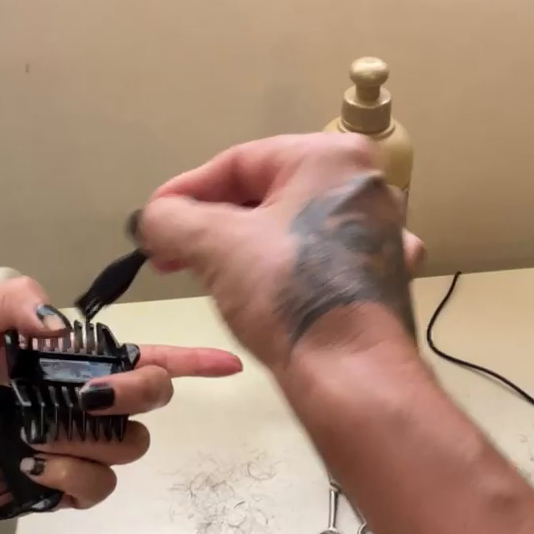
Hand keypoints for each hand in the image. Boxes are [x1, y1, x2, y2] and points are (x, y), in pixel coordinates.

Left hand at [0, 275, 240, 533]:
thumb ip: (11, 302)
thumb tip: (61, 325)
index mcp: (75, 364)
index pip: (147, 357)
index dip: (193, 360)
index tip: (227, 365)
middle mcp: (89, 403)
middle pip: (153, 397)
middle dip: (132, 392)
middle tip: (87, 396)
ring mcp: (82, 446)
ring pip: (130, 444)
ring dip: (85, 438)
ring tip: (33, 436)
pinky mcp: (68, 485)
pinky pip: (100, 484)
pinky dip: (68, 474)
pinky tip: (33, 466)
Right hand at [136, 134, 425, 371]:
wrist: (352, 376)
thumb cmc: (290, 295)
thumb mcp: (214, 245)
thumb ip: (170, 220)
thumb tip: (151, 219)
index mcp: (333, 157)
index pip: (240, 162)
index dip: (185, 191)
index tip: (153, 220)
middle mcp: (367, 186)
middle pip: (268, 195)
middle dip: (213, 225)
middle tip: (172, 253)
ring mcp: (381, 234)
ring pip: (293, 229)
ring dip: (243, 249)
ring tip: (206, 274)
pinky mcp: (382, 278)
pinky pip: (319, 261)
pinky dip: (283, 272)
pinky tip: (257, 294)